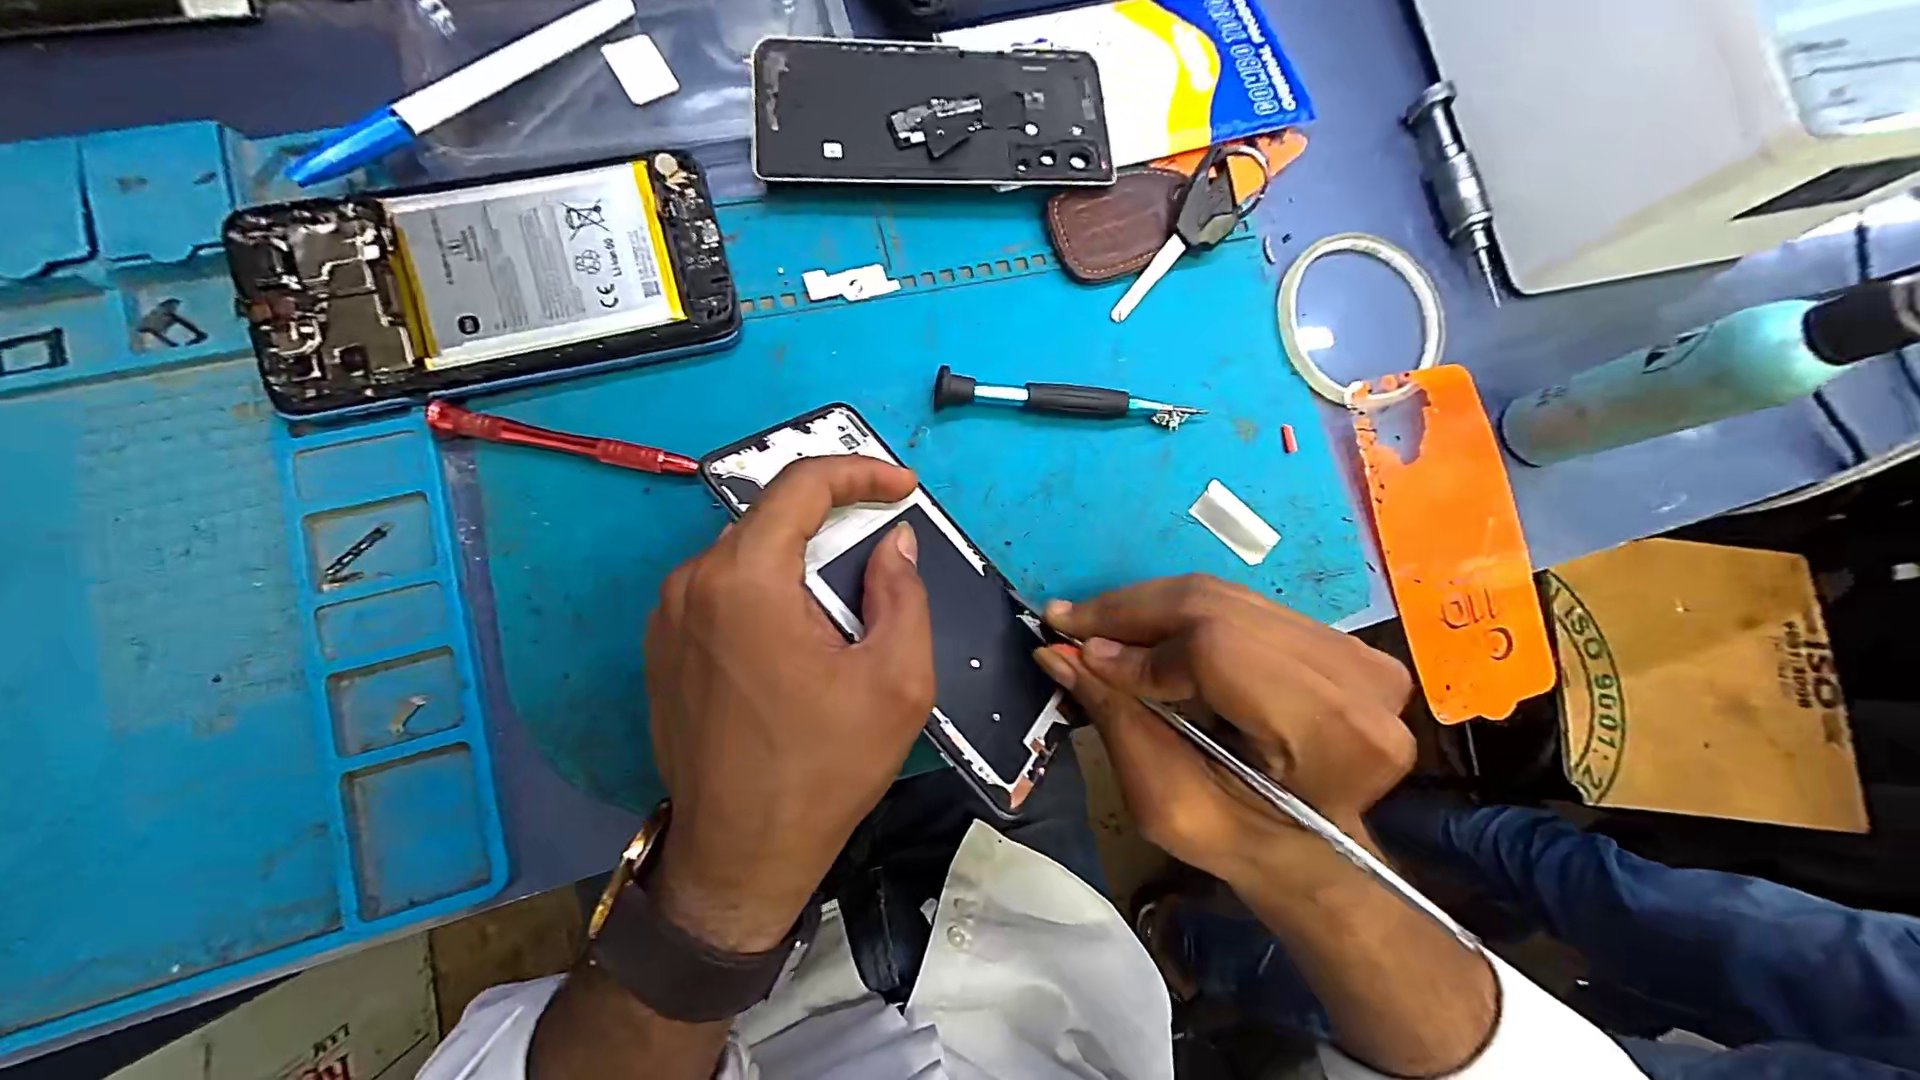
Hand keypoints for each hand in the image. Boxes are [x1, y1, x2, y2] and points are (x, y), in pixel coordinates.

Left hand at [644, 456, 933, 951]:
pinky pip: (724, 589)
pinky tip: (801, 633)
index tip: (900, 488)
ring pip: (747, 552)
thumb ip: (902, 594)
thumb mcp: (896, 681)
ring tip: (846, 601)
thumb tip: (892, 542)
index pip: (801, 486)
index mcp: (745, 581)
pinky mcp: (662, 647)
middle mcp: (691, 583)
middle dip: (834, 520)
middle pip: (772, 518)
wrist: (740, 856)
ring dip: (801, 558)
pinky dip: (770, 586)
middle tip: (882, 546)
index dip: (859, 473)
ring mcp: (667, 617)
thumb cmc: (824, 768)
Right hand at [1036, 576, 1493, 1076]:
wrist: (1304, 848)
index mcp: (1331, 735)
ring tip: (1094, 623)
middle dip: (1129, 611)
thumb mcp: (1162, 797)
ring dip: (1146, 607)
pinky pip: (1235, 601)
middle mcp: (1357, 678)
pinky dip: (1176, 610)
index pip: (1218, 650)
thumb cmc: (1236, 839)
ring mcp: (1351, 649)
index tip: (1077, 653)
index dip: (1139, 649)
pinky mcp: (1332, 635)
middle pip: (1215, 608)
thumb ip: (1113, 713)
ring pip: (1221, 596)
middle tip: (1068, 619)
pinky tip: (1138, 626)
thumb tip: (1056, 652)